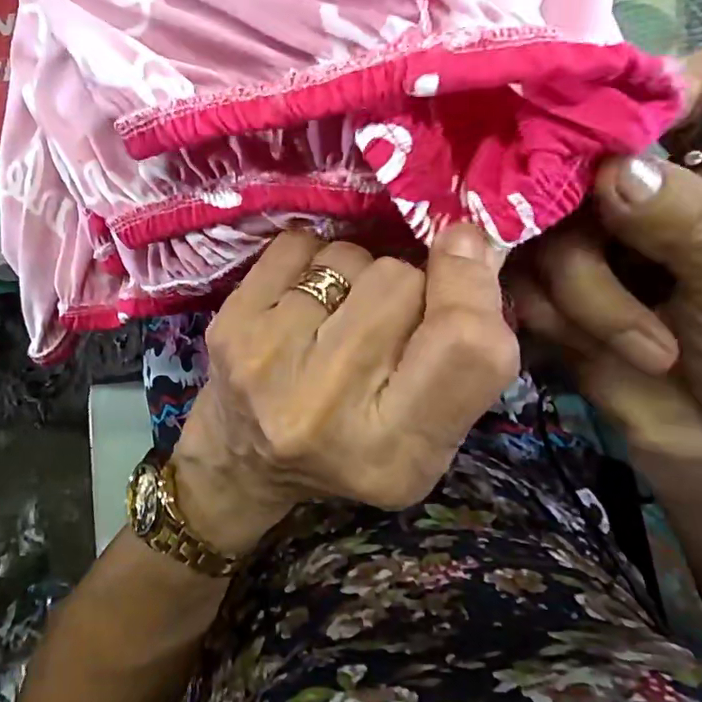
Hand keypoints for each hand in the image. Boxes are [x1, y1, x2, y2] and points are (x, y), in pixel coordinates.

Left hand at [170, 226, 518, 554]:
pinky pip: (298, 246)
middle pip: (402, 283)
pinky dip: (311, 260)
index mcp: (393, 450)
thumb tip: (471, 241)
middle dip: (409, 286)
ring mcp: (267, 362)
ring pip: (348, 258)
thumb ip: (464, 359)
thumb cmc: (346, 451)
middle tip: (386, 319)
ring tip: (338, 315)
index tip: (466, 255)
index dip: (473, 285)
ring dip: (356, 274)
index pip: (464, 343)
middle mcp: (325, 407)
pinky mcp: (229, 325)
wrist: (243, 460)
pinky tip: (303, 300)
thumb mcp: (423, 441)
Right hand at [509, 57, 701, 520]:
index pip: (693, 92)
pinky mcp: (550, 288)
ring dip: (588, 295)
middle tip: (613, 257)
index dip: (648, 94)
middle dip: (598, 227)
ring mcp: (595, 242)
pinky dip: (553, 314)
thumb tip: (613, 169)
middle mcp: (655, 195)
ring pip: (546, 229)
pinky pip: (517, 275)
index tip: (608, 134)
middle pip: (588, 160)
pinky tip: (586, 345)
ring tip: (644, 345)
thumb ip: (695, 223)